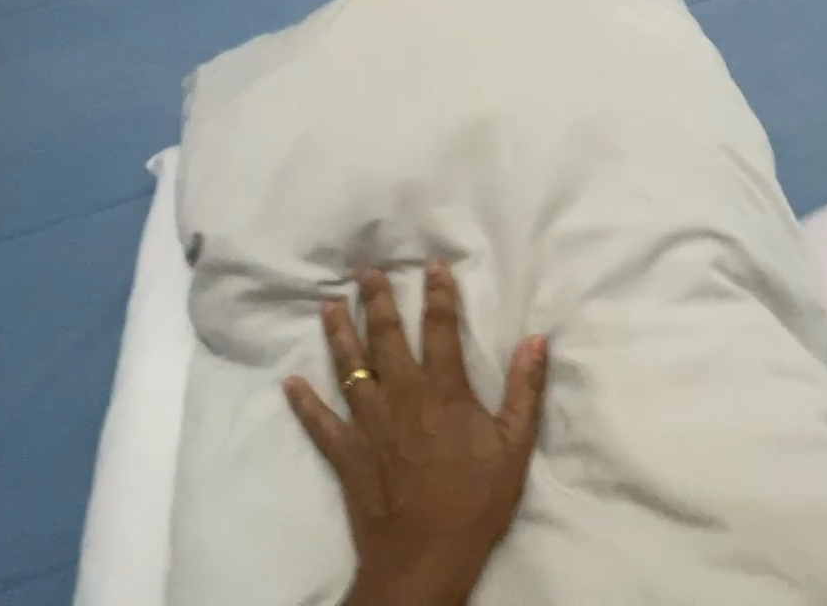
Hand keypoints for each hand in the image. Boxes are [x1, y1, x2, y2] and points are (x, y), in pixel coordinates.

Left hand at [285, 263, 549, 605]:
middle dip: (376, 300)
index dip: (438, 294)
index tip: (432, 265)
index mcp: (444, 390)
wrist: (425, 560)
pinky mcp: (347, 453)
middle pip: (386, 337)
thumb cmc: (476, 500)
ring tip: (327, 305)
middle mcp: (402, 395)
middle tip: (366, 271)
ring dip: (338, 334)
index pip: (440, 328)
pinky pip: (320, 422)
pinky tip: (289, 382)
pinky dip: (304, 402)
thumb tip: (536, 338)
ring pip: (350, 368)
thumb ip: (524, 388)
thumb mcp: (515, 445)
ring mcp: (369, 423)